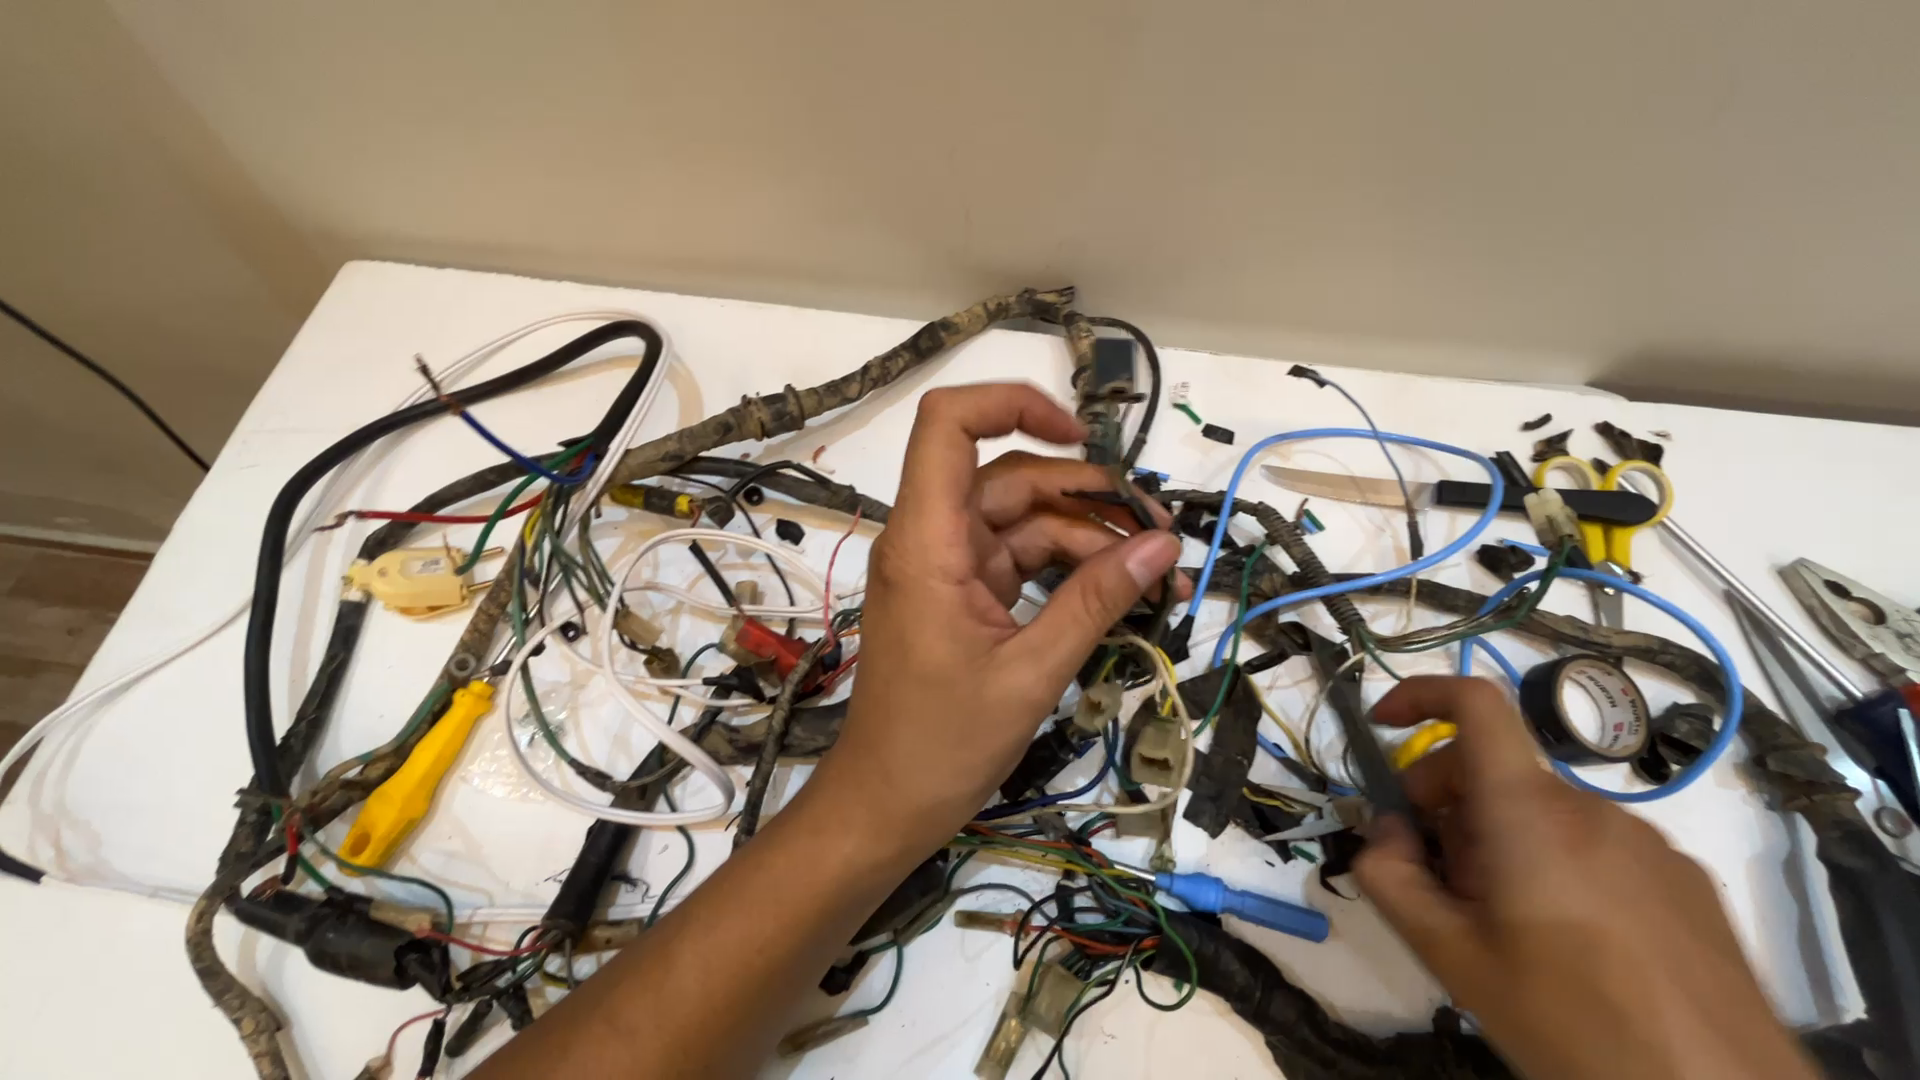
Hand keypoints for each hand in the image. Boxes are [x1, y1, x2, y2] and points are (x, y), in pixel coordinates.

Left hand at [807, 383, 1185, 852]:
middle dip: (1088, 496)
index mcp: (928, 540)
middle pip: (1011, 478)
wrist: (886, 804)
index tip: (1081, 436)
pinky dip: (1068, 570)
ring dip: (1089, 538)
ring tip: (1157, 571)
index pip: (949, 426)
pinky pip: (1020, 560)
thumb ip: (1096, 601)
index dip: (1012, 405)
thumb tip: (1163, 546)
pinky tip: (1120, 590)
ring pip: (1023, 520)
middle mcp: (932, 538)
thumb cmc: (942, 744)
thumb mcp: (1031, 672)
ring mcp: (947, 566)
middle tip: (1160, 531)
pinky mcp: (962, 595)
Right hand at [1353, 676, 1818, 1079]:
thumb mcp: (1447, 954)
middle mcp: (1590, 808)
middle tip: (1435, 876)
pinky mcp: (1685, 879)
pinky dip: (1553, 862)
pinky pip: (1594, 844)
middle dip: (1443, 801)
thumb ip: (1389, 875)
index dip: (1420, 693)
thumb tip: (1385, 829)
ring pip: (1540, 811)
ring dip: (1498, 839)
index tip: (1383, 725)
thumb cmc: (1567, 1019)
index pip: (1475, 703)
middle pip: (1494, 768)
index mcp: (1528, 811)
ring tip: (1503, 921)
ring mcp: (1647, 842)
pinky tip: (1567, 940)